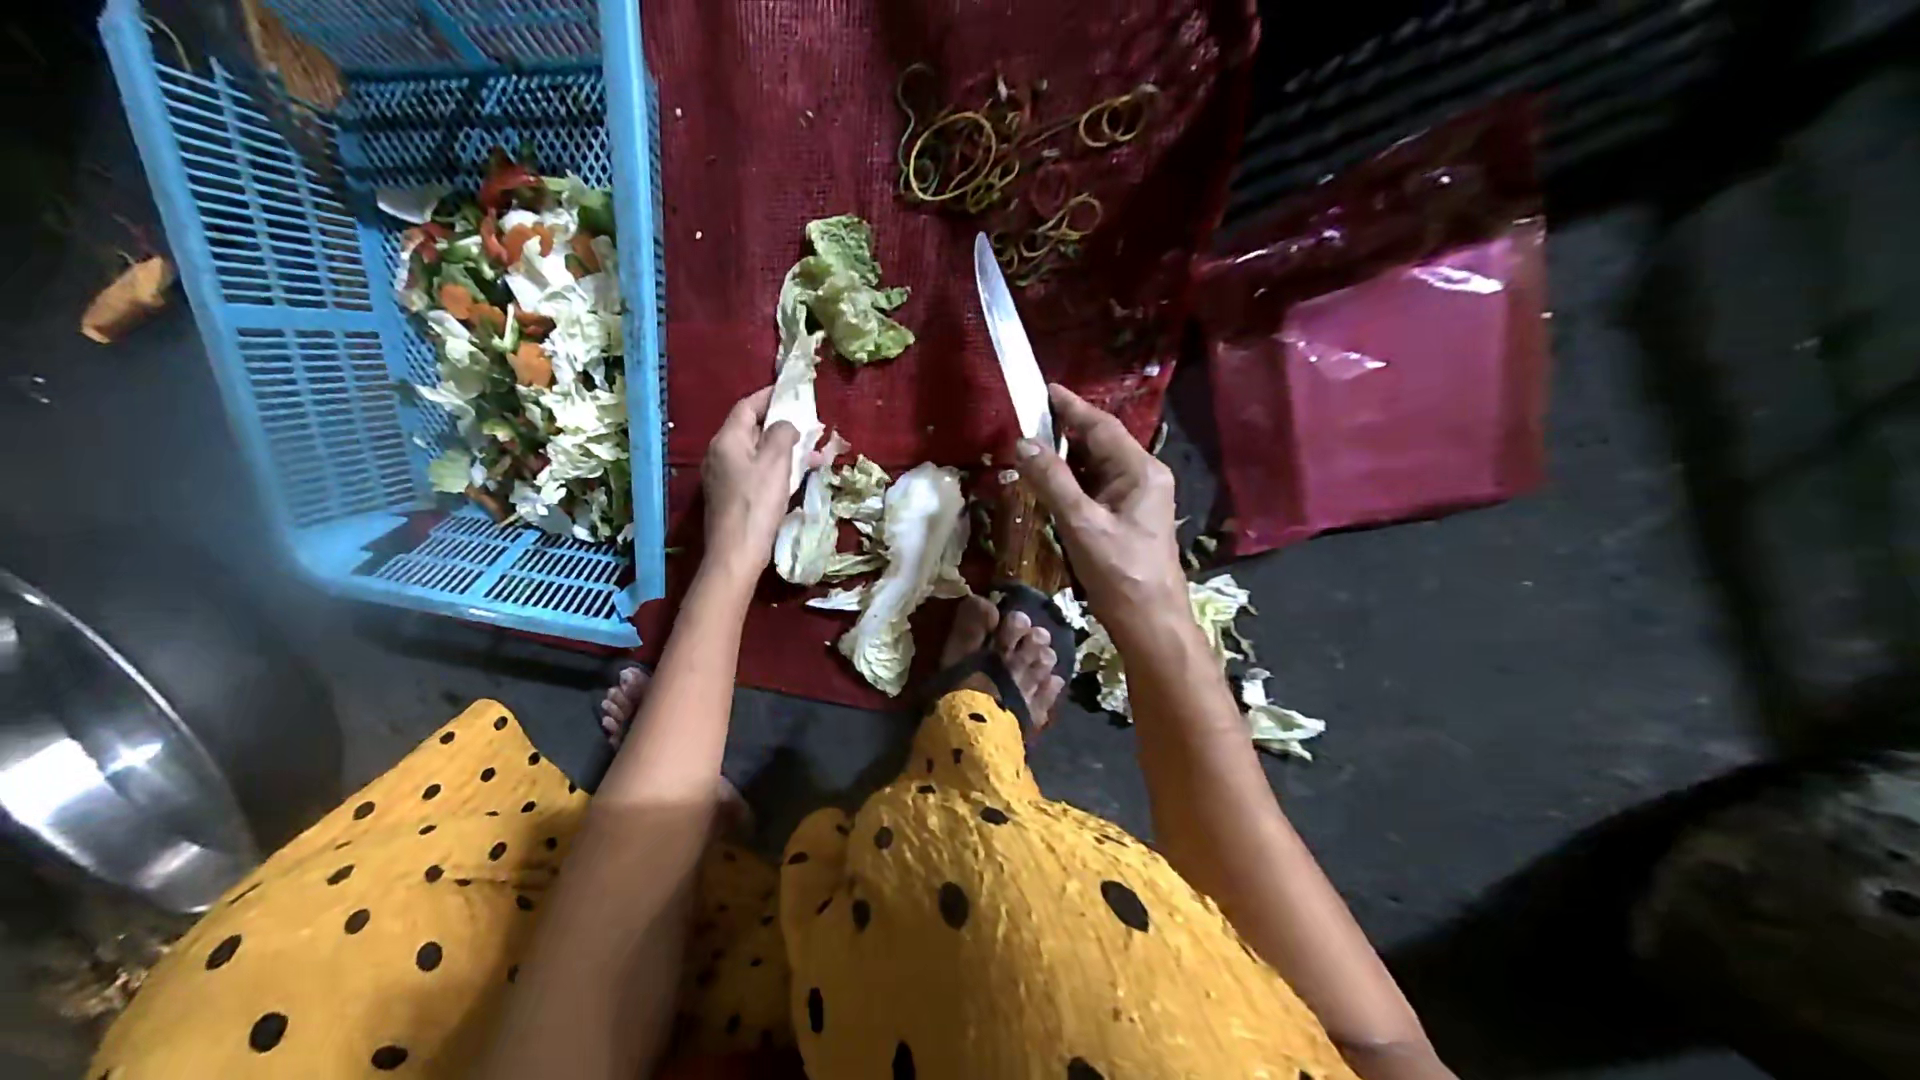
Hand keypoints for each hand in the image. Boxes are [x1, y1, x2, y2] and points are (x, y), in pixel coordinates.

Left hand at [701, 386, 799, 579]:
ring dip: (784, 449)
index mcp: (727, 440)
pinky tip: (798, 475)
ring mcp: (724, 476)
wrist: (737, 552)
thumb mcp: (776, 462)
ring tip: (813, 453)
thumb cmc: (756, 503)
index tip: (791, 390)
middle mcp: (720, 453)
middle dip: (782, 424)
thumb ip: (782, 434)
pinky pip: (757, 470)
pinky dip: (777, 467)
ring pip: (757, 452)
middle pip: (752, 429)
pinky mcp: (732, 495)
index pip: (747, 406)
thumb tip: (786, 425)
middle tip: (809, 423)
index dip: (769, 396)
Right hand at [1015, 384, 1186, 637]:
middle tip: (1028, 420)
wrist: (1149, 620)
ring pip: (1097, 465)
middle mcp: (1143, 476)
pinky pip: (1097, 486)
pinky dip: (1072, 480)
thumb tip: (1022, 443)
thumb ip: (1052, 481)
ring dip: (1066, 457)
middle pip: (1100, 443)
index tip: (1045, 389)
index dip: (1071, 406)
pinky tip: (1049, 482)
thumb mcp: (1081, 524)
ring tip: (1031, 447)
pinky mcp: (1128, 516)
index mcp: (1140, 471)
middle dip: (1065, 431)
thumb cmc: (1119, 572)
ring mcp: (1138, 497)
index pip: (1102, 426)